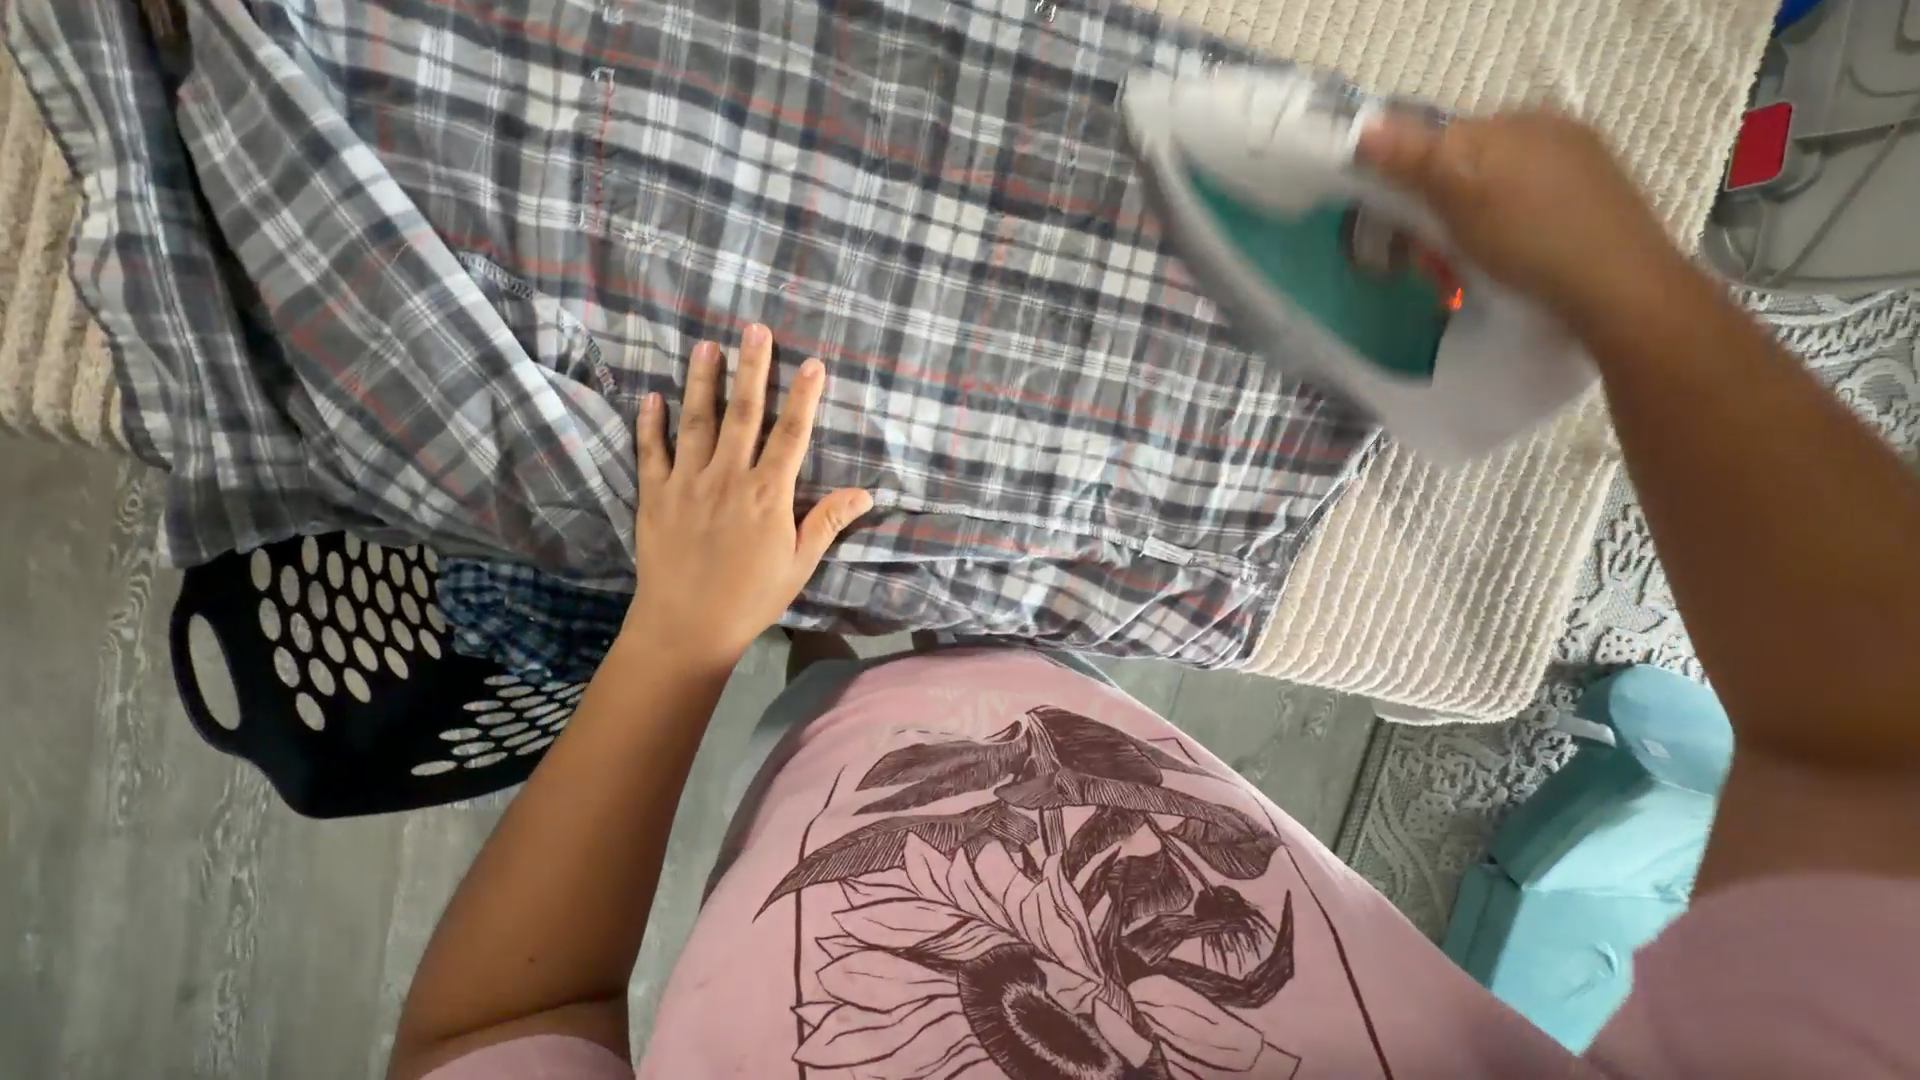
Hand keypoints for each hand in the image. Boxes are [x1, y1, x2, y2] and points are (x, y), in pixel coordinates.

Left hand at [622, 325, 871, 670]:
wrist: (687, 626)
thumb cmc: (751, 597)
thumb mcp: (799, 563)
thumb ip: (827, 521)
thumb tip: (866, 492)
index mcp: (768, 494)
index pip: (792, 434)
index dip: (805, 396)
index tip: (813, 363)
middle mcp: (728, 477)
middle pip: (744, 413)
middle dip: (753, 368)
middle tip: (755, 329)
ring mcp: (687, 482)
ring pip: (697, 421)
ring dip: (703, 382)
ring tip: (708, 347)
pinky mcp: (655, 495)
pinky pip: (652, 451)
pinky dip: (652, 423)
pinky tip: (653, 397)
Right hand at [1356, 110, 1684, 324]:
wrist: (1617, 289)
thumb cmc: (1530, 240)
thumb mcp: (1461, 197)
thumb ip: (1413, 160)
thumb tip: (1364, 129)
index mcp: (1515, 123)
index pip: (1437, 138)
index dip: (1406, 178)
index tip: (1396, 224)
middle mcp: (1547, 132)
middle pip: (1462, 168)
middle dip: (1435, 213)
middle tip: (1429, 259)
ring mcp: (1574, 166)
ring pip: (1489, 194)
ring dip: (1461, 232)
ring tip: (1460, 272)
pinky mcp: (1590, 202)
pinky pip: (1521, 211)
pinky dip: (1498, 237)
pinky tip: (1501, 265)